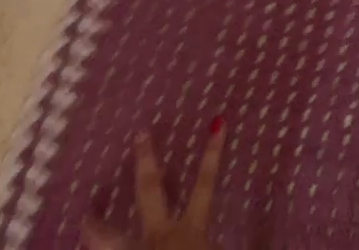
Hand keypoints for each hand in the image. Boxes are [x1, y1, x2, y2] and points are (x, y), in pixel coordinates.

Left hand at [82, 120, 226, 249]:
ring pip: (107, 238)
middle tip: (139, 133)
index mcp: (189, 231)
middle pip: (150, 191)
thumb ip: (238, 244)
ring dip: (94, 227)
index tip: (217, 122)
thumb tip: (274, 238)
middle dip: (145, 161)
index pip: (205, 184)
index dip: (213, 153)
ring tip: (84, 214)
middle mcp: (157, 237)